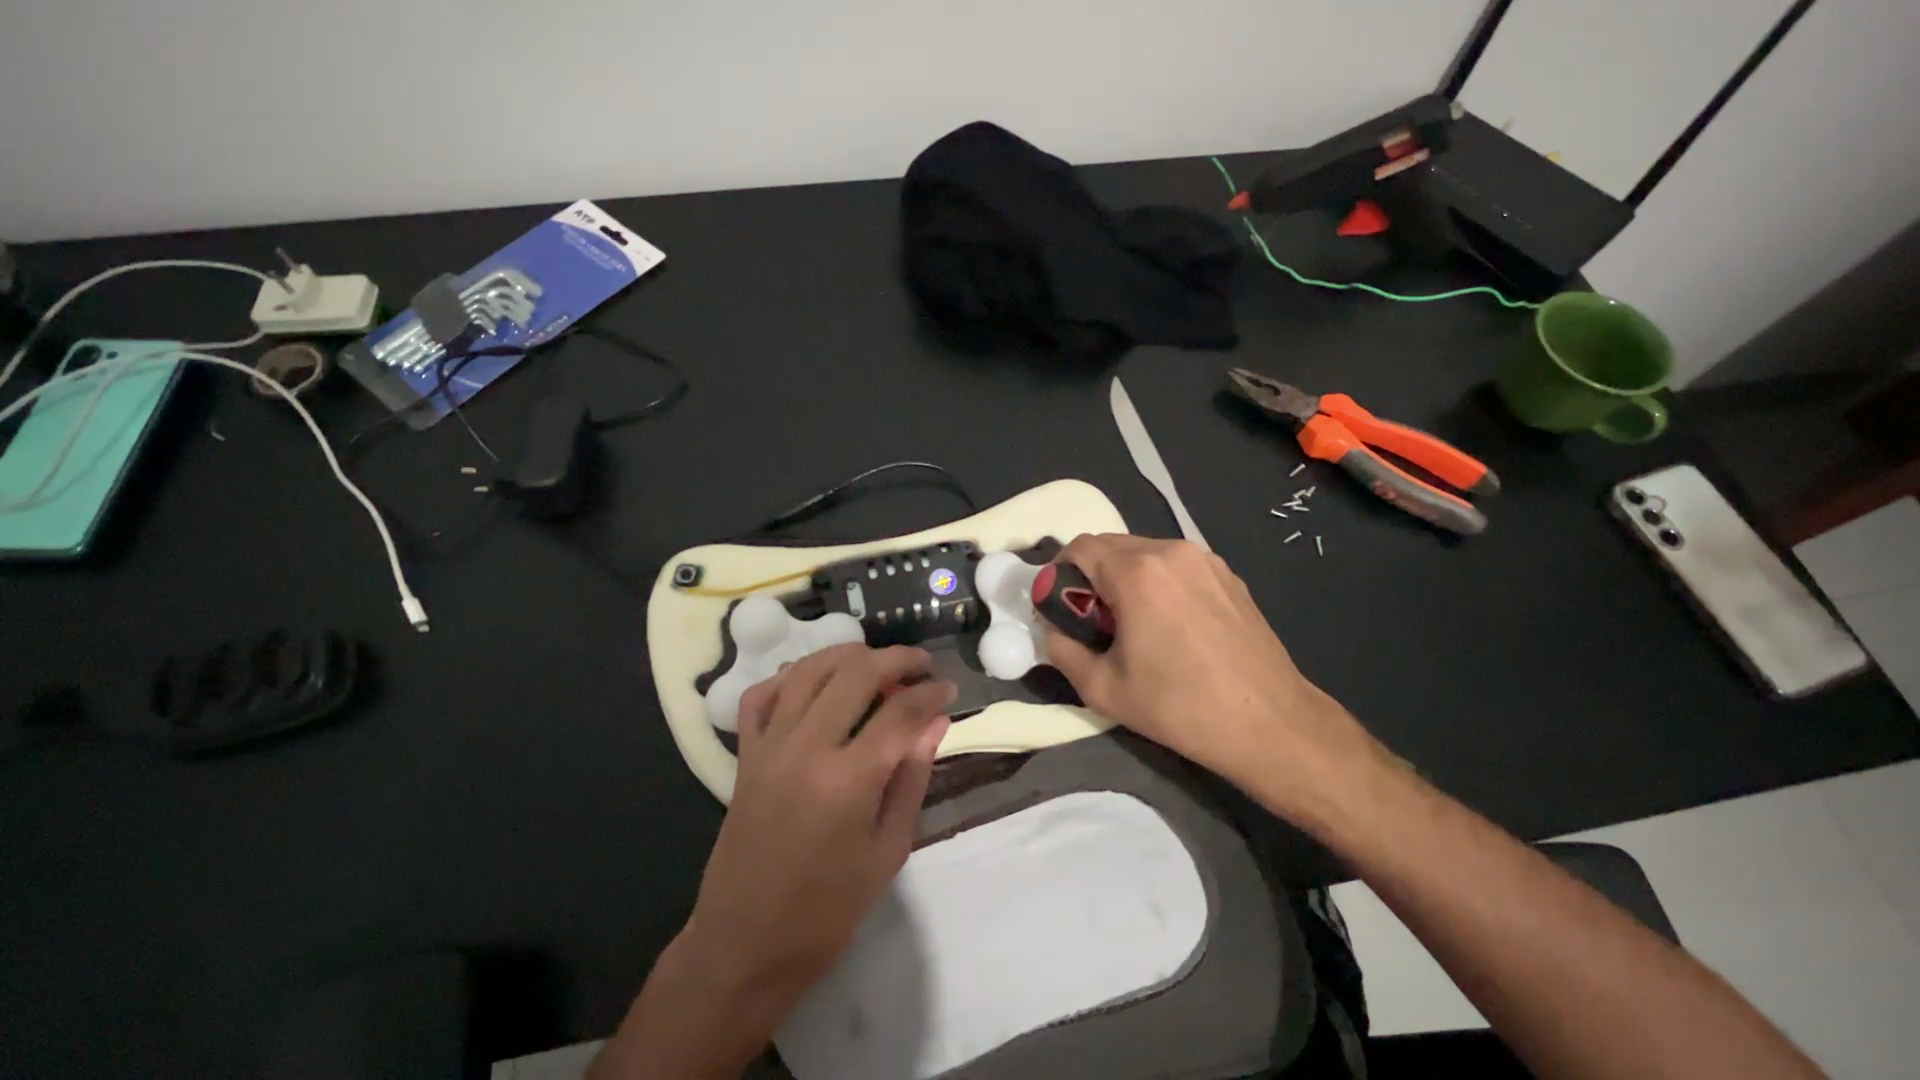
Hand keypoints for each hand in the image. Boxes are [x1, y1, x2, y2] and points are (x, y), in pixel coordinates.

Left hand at [687, 643, 953, 995]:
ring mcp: (767, 748)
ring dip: (846, 655)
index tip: (950, 690)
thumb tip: (936, 723)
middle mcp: (803, 749)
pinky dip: (790, 678)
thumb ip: (911, 779)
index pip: (899, 712)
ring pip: (807, 671)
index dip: (930, 694)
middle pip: (854, 674)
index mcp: (847, 780)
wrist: (747, 944)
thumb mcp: (887, 850)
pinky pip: (761, 696)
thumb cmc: (828, 911)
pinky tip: (814, 683)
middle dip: (895, 659)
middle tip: (922, 665)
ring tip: (876, 663)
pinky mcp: (744, 757)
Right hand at [1044, 534, 1385, 823]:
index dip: (1059, 576)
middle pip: (1112, 546)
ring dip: (1125, 580)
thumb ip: (1062, 648)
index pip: (1079, 548)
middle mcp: (1172, 551)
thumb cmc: (1180, 707)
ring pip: (1146, 554)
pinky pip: (1177, 567)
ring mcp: (1206, 561)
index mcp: (1137, 573)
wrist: (1269, 723)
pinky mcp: (1230, 576)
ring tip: (1133, 627)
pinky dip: (1159, 585)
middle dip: (1092, 577)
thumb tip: (1053, 626)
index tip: (1060, 610)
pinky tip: (1170, 628)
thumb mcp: (1102, 689)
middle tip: (1093, 623)